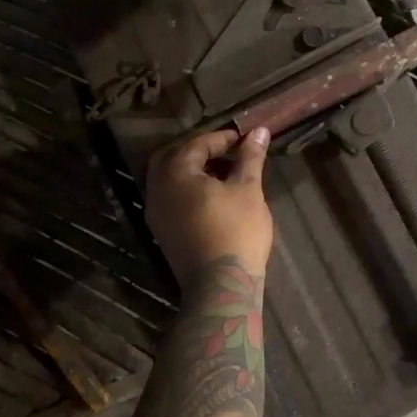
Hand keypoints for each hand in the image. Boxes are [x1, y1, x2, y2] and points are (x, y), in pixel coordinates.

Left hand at [144, 127, 272, 285]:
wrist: (220, 286)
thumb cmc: (236, 230)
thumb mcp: (247, 189)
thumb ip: (250, 157)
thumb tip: (259, 131)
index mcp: (176, 174)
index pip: (196, 144)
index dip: (221, 138)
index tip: (243, 140)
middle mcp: (157, 190)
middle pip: (173, 158)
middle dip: (199, 151)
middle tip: (226, 152)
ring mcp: (156, 214)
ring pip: (169, 179)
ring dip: (192, 170)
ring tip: (223, 174)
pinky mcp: (162, 232)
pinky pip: (170, 199)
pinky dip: (187, 190)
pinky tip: (212, 197)